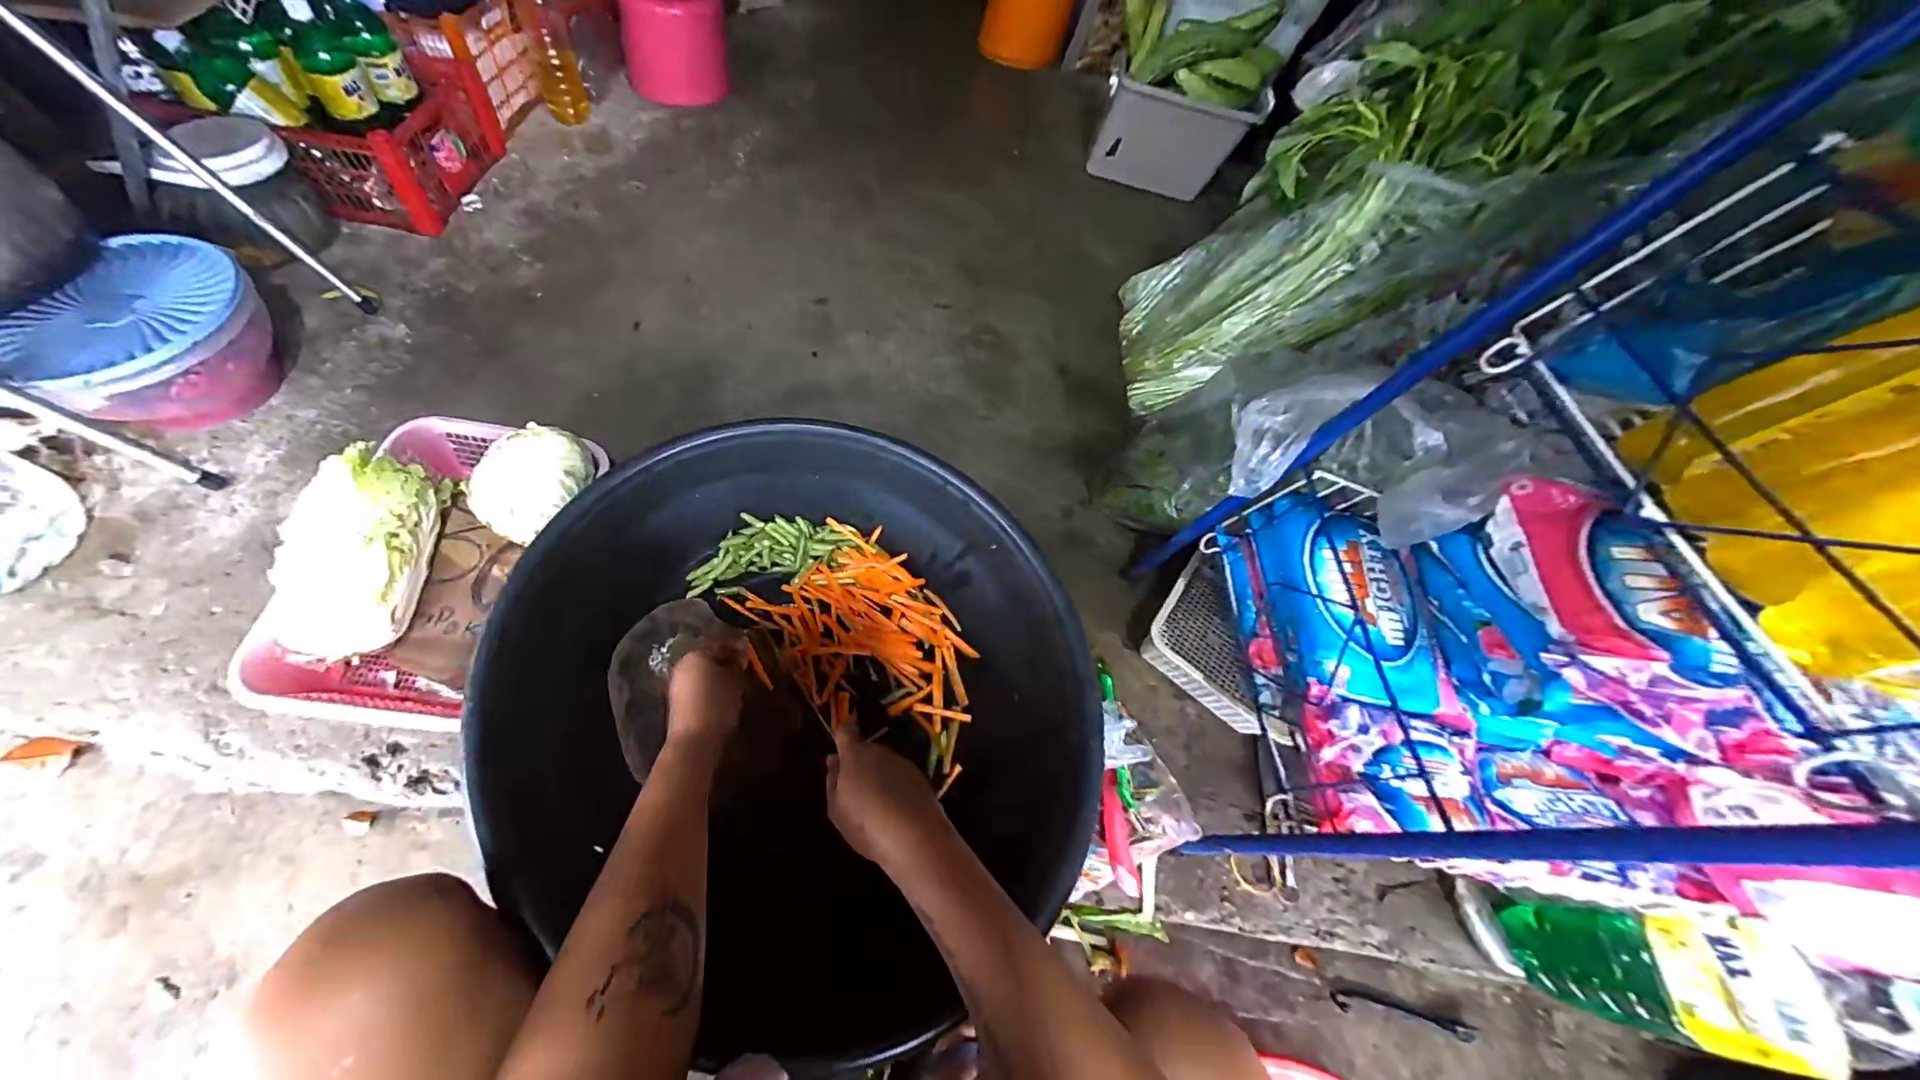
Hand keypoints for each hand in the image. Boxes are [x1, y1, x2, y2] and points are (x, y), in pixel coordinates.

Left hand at [666, 639, 746, 748]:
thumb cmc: (717, 704)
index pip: (720, 642)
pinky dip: (711, 683)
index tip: (752, 650)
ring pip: (703, 670)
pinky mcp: (678, 699)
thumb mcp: (734, 680)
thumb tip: (740, 654)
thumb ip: (737, 663)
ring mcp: (678, 682)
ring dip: (719, 672)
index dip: (738, 645)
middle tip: (746, 665)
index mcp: (695, 654)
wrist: (694, 740)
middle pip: (709, 655)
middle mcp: (683, 664)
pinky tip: (724, 692)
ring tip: (738, 680)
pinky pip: (698, 683)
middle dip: (727, 659)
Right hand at [826, 723, 948, 865]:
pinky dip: (896, 787)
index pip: (846, 732)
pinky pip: (900, 776)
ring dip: (879, 777)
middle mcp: (880, 751)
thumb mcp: (836, 808)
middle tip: (856, 792)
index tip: (840, 746)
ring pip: (884, 764)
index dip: (842, 735)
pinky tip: (895, 811)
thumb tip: (833, 760)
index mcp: (855, 754)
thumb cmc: (865, 823)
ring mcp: (902, 762)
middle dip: (861, 765)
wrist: (914, 835)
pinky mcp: (919, 775)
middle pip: (866, 751)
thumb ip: (833, 780)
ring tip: (877, 807)